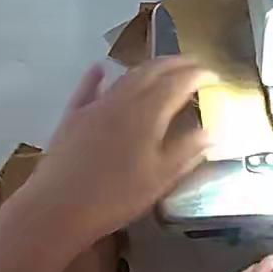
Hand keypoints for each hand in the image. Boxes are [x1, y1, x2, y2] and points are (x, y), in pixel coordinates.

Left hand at [19, 57, 211, 241]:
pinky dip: (97, 76)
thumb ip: (187, 151)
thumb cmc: (116, 196)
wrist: (57, 207)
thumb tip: (211, 131)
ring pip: (125, 77)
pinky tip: (100, 68)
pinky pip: (88, 89)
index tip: (215, 75)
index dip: (198, 75)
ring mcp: (95, 105)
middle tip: (195, 65)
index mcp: (148, 112)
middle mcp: (122, 100)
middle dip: (176, 64)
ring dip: (147, 67)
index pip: (178, 83)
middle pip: (152, 71)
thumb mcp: (160, 178)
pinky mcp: (73, 117)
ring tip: (163, 68)